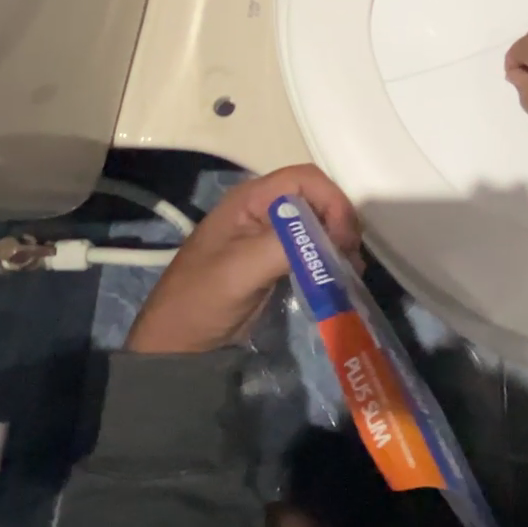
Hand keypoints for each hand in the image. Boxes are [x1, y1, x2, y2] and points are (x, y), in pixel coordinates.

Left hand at [124, 165, 359, 354]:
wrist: (177, 347)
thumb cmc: (201, 300)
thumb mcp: (241, 269)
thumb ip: (285, 245)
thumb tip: (333, 238)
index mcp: (250, 199)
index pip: (305, 179)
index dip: (331, 201)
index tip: (344, 238)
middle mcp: (263, 209)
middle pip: (316, 198)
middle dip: (339, 222)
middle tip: (350, 259)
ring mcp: (269, 235)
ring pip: (318, 223)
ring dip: (337, 242)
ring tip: (348, 271)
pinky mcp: (275, 259)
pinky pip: (311, 247)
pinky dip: (329, 257)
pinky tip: (337, 277)